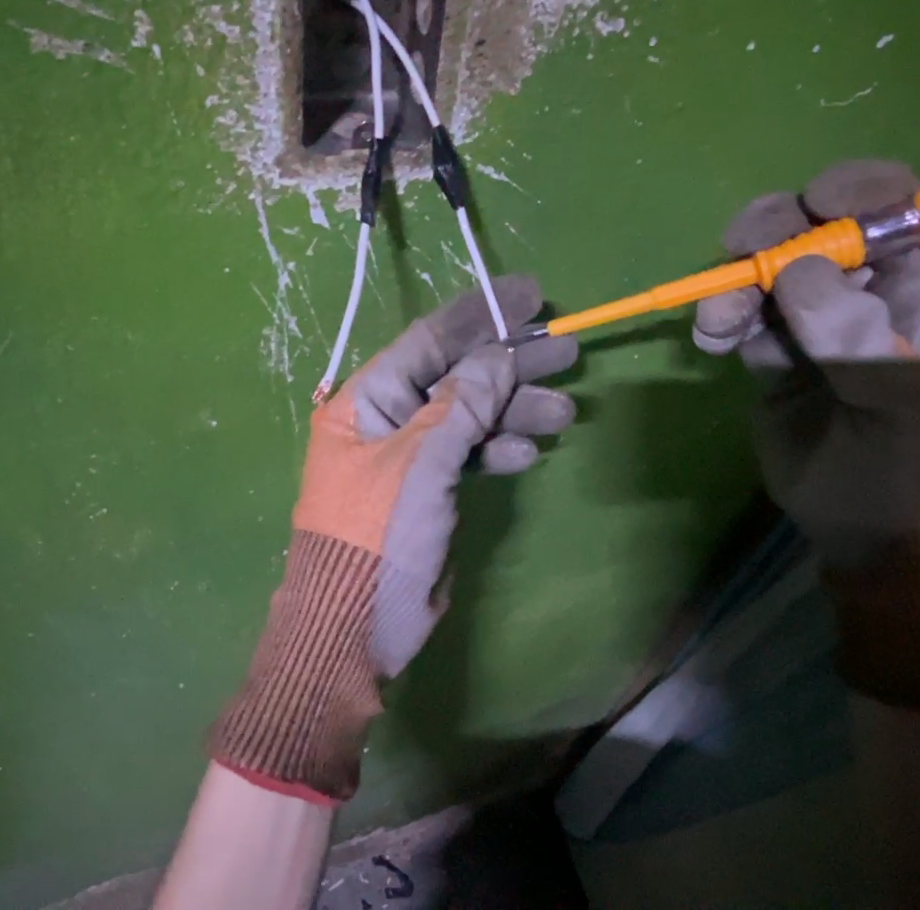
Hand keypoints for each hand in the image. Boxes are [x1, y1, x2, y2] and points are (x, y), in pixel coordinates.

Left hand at [211, 275, 577, 800]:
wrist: (352, 625)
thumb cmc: (375, 533)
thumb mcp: (421, 460)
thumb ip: (464, 403)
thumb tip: (501, 355)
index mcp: (367, 399)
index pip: (430, 340)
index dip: (481, 313)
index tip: (531, 294)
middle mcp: (387, 418)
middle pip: (458, 375)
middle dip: (511, 363)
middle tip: (567, 350)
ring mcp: (410, 455)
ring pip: (470, 416)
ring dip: (514, 410)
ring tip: (564, 410)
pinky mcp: (429, 490)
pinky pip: (469, 455)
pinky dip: (498, 450)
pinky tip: (527, 452)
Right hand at [693, 160, 919, 711]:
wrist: (854, 523)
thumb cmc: (903, 463)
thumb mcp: (901, 401)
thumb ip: (856, 333)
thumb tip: (795, 269)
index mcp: (916, 286)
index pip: (893, 206)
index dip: (856, 190)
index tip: (816, 208)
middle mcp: (861, 286)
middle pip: (811, 220)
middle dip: (772, 231)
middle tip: (741, 261)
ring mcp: (808, 312)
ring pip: (762, 260)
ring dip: (731, 277)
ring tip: (718, 323)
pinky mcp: (766, 342)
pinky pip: (734, 308)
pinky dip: (716, 315)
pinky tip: (711, 343)